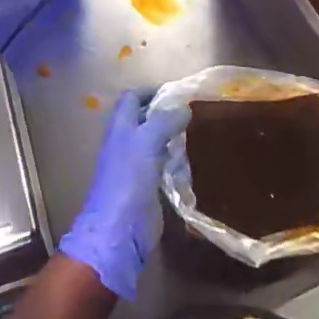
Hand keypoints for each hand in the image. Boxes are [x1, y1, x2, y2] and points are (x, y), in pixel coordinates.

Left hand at [57, 90, 188, 299]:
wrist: (119, 227)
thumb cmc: (128, 179)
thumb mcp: (147, 141)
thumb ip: (164, 121)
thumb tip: (183, 106)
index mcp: (120, 128)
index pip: (132, 99)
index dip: (151, 91)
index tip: (177, 92)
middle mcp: (126, 143)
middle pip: (144, 120)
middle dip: (166, 113)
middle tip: (194, 110)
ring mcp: (136, 165)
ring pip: (155, 142)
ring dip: (172, 136)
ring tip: (198, 130)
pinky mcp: (147, 185)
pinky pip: (163, 164)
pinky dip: (175, 159)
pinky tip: (193, 158)